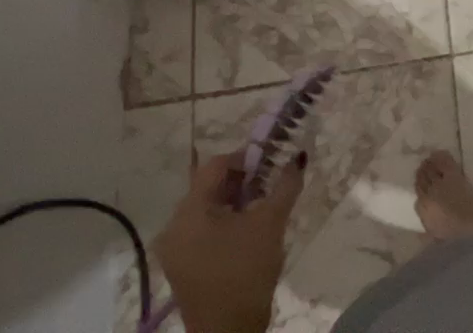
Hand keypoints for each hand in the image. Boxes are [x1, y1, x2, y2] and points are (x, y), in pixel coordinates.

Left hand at [154, 151, 304, 332]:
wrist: (229, 332)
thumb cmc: (247, 271)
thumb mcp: (271, 223)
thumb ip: (286, 185)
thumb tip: (299, 157)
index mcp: (189, 212)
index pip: (215, 166)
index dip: (244, 157)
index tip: (271, 162)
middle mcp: (174, 226)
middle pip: (208, 187)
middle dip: (241, 180)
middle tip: (270, 183)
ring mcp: (175, 249)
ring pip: (206, 208)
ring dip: (234, 200)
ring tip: (262, 206)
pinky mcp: (182, 265)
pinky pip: (202, 229)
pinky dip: (224, 221)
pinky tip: (247, 230)